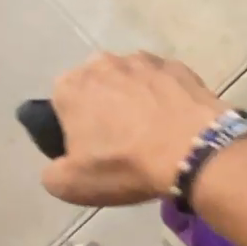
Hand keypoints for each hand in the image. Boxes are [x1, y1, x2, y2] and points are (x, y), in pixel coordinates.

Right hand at [41, 52, 225, 206]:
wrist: (193, 151)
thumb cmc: (125, 165)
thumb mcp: (72, 185)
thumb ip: (52, 173)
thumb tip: (58, 166)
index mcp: (70, 86)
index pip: (60, 104)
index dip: (72, 128)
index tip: (88, 149)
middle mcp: (102, 62)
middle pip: (95, 87)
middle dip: (102, 108)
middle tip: (119, 143)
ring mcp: (143, 60)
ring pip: (129, 81)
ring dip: (134, 100)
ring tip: (151, 133)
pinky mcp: (178, 66)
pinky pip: (162, 83)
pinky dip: (164, 98)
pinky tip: (174, 123)